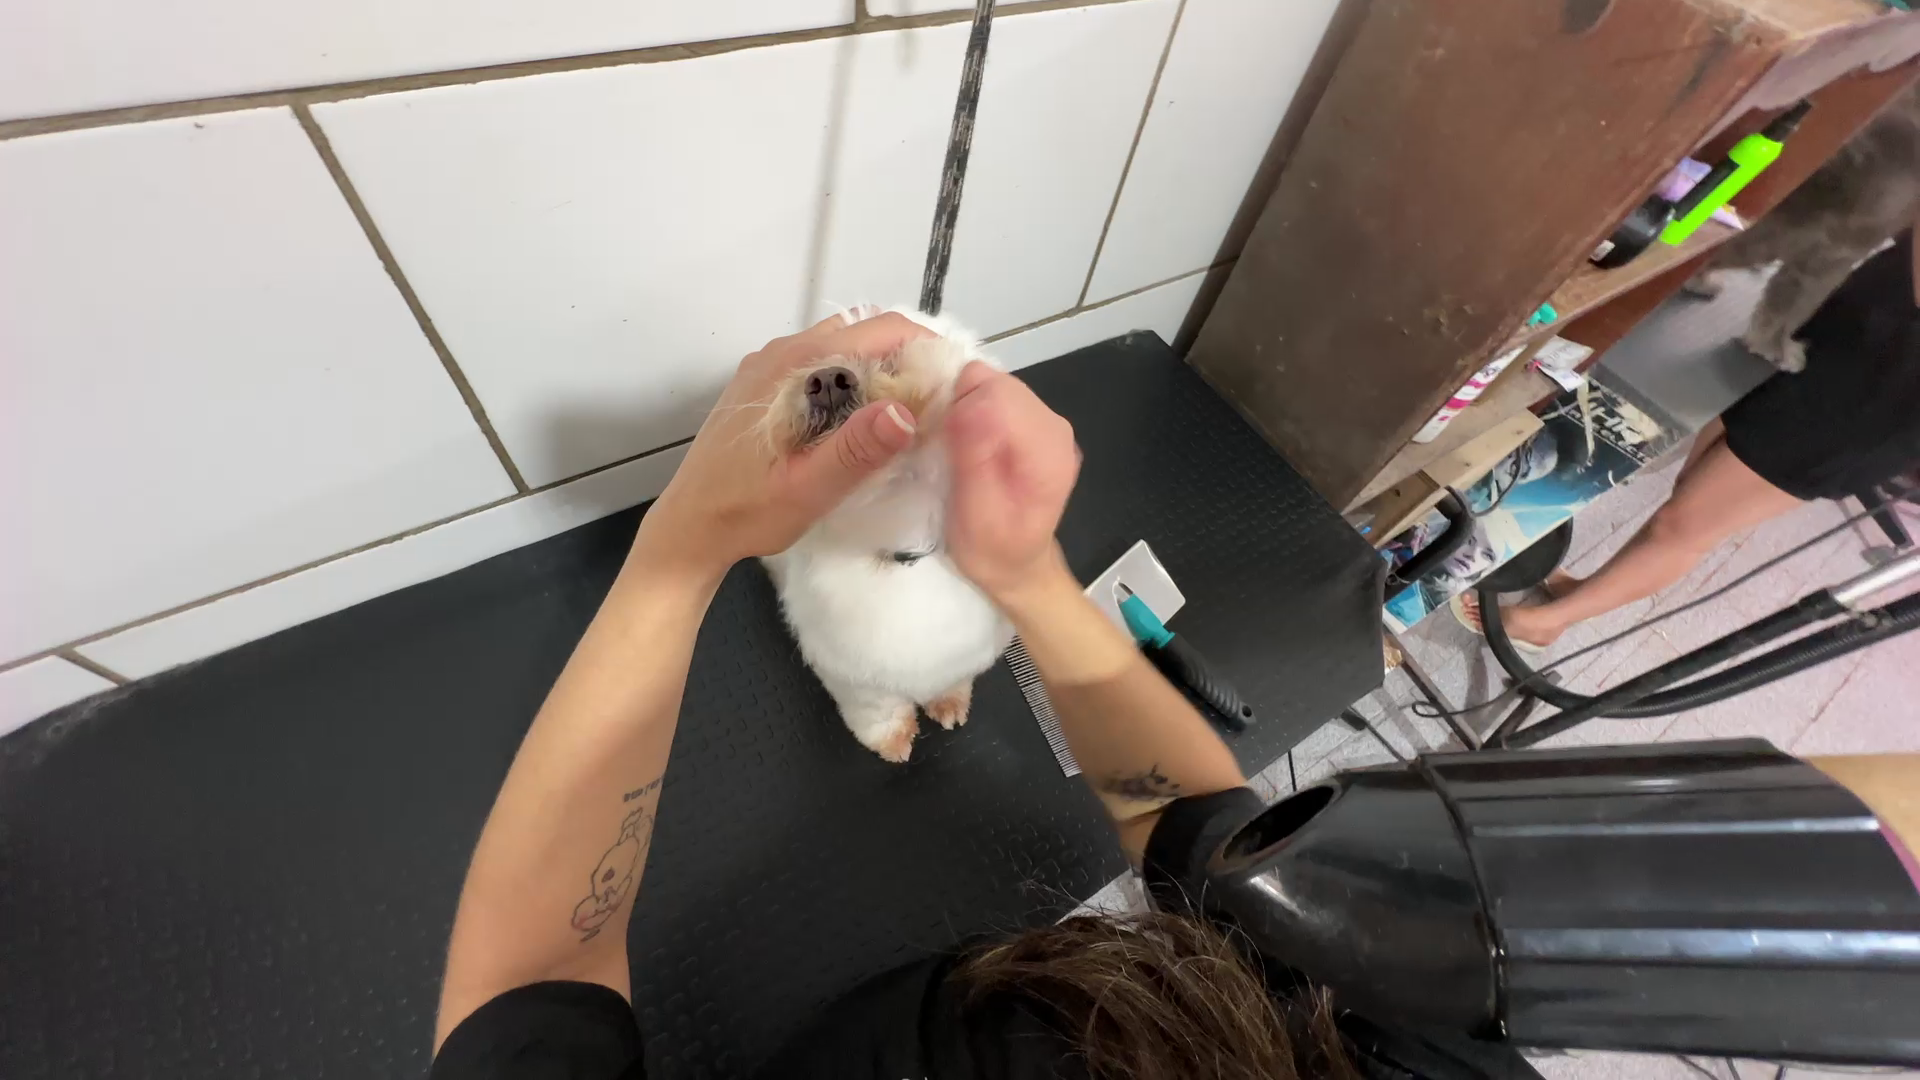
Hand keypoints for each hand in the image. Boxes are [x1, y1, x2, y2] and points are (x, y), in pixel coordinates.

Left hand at [635, 312, 931, 578]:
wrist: (690, 527)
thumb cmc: (746, 513)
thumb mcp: (808, 489)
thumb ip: (856, 450)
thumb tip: (908, 412)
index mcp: (794, 366)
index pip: (877, 330)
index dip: (924, 348)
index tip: (953, 382)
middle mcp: (782, 353)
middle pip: (862, 332)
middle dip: (907, 359)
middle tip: (937, 403)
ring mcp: (770, 367)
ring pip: (843, 347)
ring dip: (881, 371)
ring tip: (908, 414)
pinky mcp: (765, 386)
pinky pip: (822, 366)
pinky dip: (854, 381)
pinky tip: (863, 422)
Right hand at [944, 361, 1079, 604]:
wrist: (1017, 568)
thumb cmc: (993, 550)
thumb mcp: (975, 513)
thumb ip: (975, 455)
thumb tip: (966, 402)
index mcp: (1046, 445)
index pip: (994, 390)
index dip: (957, 408)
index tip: (939, 441)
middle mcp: (1053, 424)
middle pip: (993, 381)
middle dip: (960, 405)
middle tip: (943, 447)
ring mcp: (1044, 423)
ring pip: (990, 386)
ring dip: (963, 409)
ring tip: (954, 450)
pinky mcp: (1031, 425)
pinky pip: (993, 399)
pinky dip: (971, 414)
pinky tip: (967, 447)